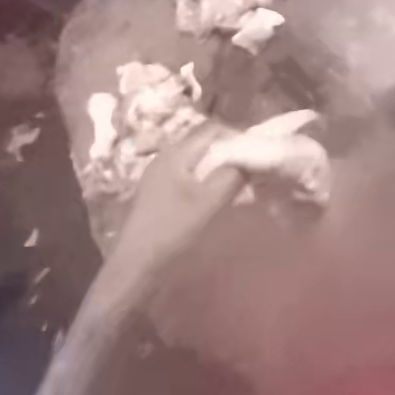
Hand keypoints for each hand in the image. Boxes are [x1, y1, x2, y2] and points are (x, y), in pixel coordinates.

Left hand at [102, 123, 245, 294]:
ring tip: (242, 184)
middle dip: (231, 152)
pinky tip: (219, 197)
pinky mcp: (160, 193)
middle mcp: (166, 157)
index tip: (259, 153)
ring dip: (220, 168)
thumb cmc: (172, 230)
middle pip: (204, 143)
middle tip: (253, 169)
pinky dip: (208, 181)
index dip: (237, 136)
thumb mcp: (208, 202)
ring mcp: (161, 176)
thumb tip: (251, 158)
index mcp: (176, 153)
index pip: (212, 129)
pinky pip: (190, 176)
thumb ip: (231, 175)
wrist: (135, 265)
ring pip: (198, 161)